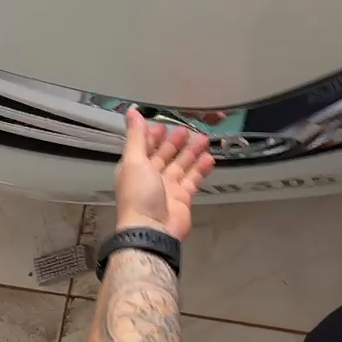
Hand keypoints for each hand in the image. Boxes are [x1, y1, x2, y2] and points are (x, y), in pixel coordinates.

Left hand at [114, 108, 214, 240]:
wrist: (152, 230)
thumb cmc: (139, 195)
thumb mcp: (134, 161)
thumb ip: (136, 136)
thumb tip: (131, 112)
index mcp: (134, 168)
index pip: (144, 147)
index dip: (153, 136)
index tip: (164, 125)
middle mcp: (150, 177)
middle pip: (164, 155)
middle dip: (175, 142)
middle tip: (188, 130)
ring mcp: (167, 188)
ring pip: (181, 166)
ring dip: (191, 152)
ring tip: (205, 139)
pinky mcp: (182, 198)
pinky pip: (193, 179)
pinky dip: (201, 169)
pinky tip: (210, 158)